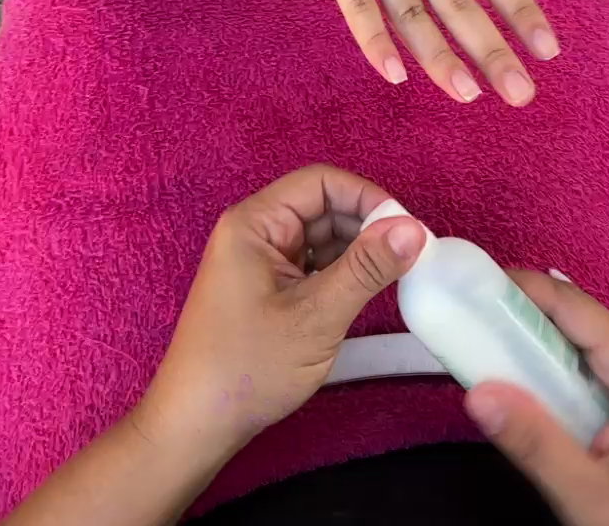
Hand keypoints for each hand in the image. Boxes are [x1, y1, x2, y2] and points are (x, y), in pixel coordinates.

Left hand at [138, 165, 425, 452]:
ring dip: (357, 251)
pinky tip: (366, 289)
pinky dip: (342, 272)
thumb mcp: (316, 316)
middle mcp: (257, 231)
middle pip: (322, 206)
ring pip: (321, 236)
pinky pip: (313, 263)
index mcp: (256, 222)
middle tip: (409, 255)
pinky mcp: (268, 286)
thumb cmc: (247, 367)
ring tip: (394, 274)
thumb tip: (414, 229)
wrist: (194, 427)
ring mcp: (261, 259)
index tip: (406, 228)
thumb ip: (366, 268)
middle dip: (366, 226)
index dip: (366, 197)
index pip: (320, 182)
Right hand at [235, 0, 559, 107]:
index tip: (549, 50)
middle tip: (522, 96)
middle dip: (493, 50)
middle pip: (462, 1)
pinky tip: (394, 74)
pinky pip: (358, 2)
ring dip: (443, 57)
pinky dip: (375, 39)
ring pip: (415, 9)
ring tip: (470, 96)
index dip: (522, 11)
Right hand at [463, 272, 608, 525]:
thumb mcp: (595, 499)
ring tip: (481, 344)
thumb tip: (474, 392)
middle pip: (571, 316)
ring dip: (531, 340)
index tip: (466, 285)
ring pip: (578, 340)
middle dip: (516, 314)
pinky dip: (551, 365)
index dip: (517, 286)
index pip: (569, 303)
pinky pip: (589, 363)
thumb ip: (536, 444)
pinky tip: (523, 381)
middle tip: (463, 320)